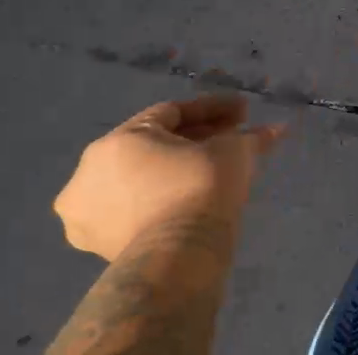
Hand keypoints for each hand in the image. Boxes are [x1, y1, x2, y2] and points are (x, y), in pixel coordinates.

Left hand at [54, 95, 284, 260]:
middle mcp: (87, 172)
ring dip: (172, 168)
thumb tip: (276, 130)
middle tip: (229, 139)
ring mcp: (81, 211)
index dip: (213, 108)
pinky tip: (186, 197)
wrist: (176, 249)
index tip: (245, 113)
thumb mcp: (236, 149)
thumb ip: (250, 136)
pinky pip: (127, 206)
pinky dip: (156, 195)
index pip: (172, 112)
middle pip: (149, 144)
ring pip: (135, 176)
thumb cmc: (202, 183)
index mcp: (118, 141)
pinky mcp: (89, 240)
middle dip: (193, 138)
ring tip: (209, 170)